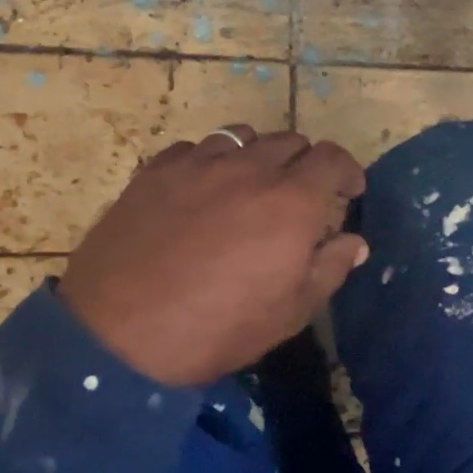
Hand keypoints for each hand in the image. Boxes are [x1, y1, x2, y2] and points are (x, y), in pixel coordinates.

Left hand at [58, 126, 367, 385]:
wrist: (119, 336)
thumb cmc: (218, 328)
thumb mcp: (290, 312)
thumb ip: (329, 268)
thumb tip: (353, 241)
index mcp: (292, 201)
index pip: (332, 158)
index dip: (347, 171)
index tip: (348, 191)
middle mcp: (249, 168)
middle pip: (290, 141)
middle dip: (305, 164)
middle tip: (300, 196)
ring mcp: (198, 165)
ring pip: (242, 136)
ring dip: (258, 155)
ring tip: (251, 185)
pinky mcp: (155, 172)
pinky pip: (194, 148)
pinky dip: (210, 161)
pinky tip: (202, 190)